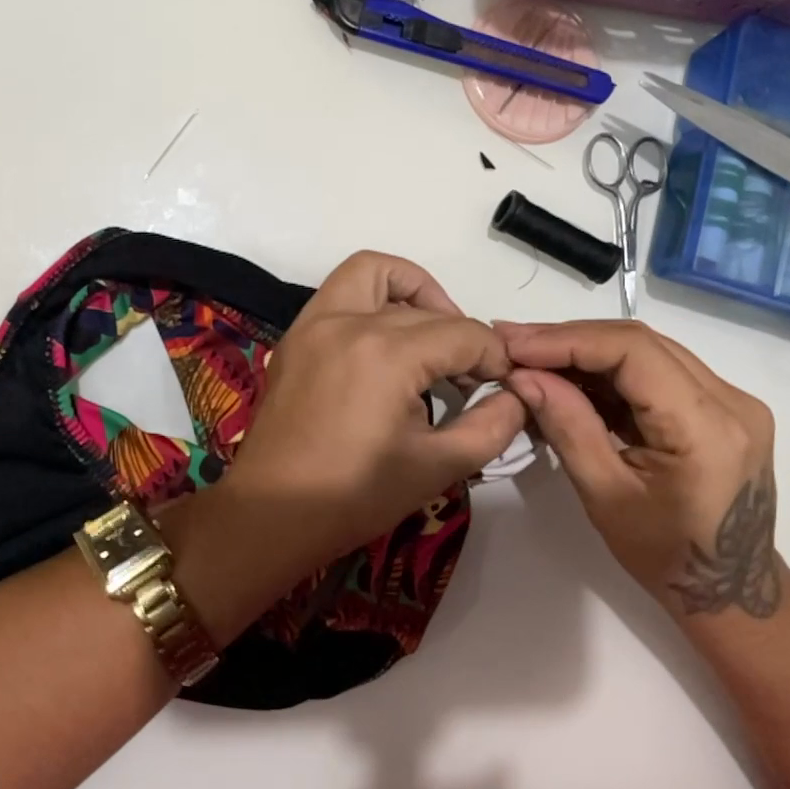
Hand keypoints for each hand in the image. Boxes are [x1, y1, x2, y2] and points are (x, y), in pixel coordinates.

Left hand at [214, 252, 526, 576]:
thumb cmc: (355, 496)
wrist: (272, 514)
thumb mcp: (438, 467)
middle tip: (471, 380)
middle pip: (426, 310)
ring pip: (373, 274)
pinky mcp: (296, 337)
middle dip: (461, 337)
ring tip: (433, 335)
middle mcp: (348, 322)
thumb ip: (492, 425)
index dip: (495, 359)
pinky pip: (340, 293)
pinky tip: (388, 346)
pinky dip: (372, 300)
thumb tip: (517, 396)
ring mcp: (315, 324)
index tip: (503, 386)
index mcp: (387, 354)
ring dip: (412, 291)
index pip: (464, 334)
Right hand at [497, 321, 780, 617]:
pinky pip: (659, 372)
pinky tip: (569, 378)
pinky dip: (610, 372)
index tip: (513, 344)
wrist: (729, 591)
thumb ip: (567, 426)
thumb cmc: (664, 556)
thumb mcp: (605, 496)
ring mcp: (732, 400)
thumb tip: (522, 375)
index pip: (633, 352)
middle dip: (570, 339)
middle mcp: (731, 400)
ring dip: (587, 351)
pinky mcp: (722, 406)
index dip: (568, 340)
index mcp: (707, 428)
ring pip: (649, 352)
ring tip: (530, 358)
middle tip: (510, 344)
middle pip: (641, 344)